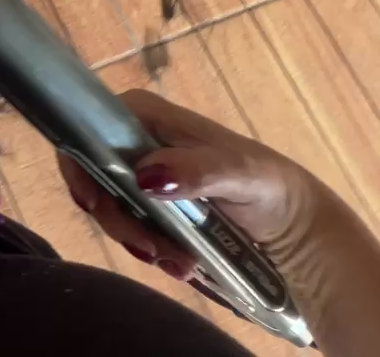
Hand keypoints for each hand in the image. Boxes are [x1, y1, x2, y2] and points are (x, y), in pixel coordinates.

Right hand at [58, 89, 325, 281]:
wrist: (301, 234)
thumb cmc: (271, 187)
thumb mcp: (239, 174)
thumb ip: (194, 171)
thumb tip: (143, 176)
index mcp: (144, 114)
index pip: (88, 126)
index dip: (79, 162)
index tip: (91, 202)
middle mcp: (133, 140)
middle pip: (93, 172)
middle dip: (114, 216)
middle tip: (147, 250)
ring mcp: (140, 175)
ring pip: (109, 204)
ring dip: (136, 239)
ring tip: (179, 265)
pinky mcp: (150, 208)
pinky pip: (130, 225)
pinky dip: (150, 249)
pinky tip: (180, 265)